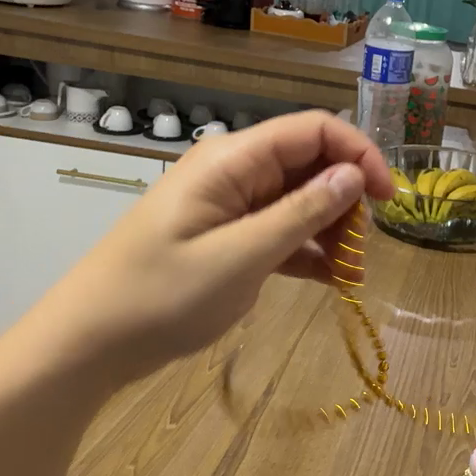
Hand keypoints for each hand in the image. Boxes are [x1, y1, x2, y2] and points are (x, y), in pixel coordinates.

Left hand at [23, 111, 392, 385]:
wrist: (86, 346)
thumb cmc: (158, 297)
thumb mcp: (239, 257)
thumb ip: (301, 213)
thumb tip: (355, 175)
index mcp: (233, 160)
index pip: (315, 130)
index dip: (360, 155)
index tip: (389, 200)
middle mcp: (236, 171)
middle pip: (313, 164)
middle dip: (349, 201)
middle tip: (361, 253)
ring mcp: (232, 204)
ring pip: (304, 199)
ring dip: (334, 231)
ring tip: (349, 276)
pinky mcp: (230, 236)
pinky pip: (285, 229)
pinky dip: (310, 251)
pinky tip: (329, 281)